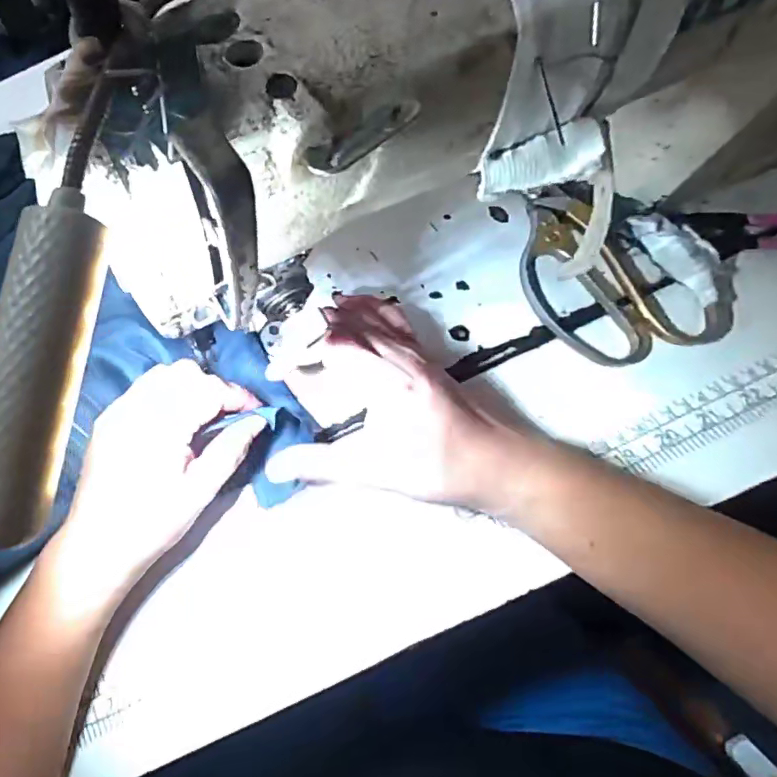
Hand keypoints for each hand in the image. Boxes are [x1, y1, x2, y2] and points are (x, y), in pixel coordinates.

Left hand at [42, 361, 266, 612]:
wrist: (97, 542)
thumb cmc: (152, 524)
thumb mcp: (199, 492)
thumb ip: (229, 450)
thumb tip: (257, 421)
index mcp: (161, 426)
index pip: (207, 388)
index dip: (236, 395)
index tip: (254, 411)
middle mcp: (134, 408)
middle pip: (183, 373)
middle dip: (212, 386)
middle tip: (229, 415)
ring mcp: (115, 411)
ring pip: (159, 376)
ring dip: (186, 386)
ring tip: (203, 417)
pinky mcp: (105, 420)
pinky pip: (139, 390)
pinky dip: (162, 394)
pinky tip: (172, 422)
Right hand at [263, 295, 527, 511]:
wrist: (502, 465)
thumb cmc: (441, 468)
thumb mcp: (376, 471)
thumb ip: (321, 466)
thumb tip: (274, 467)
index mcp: (388, 381)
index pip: (334, 345)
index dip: (299, 350)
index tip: (276, 369)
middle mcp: (401, 358)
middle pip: (348, 324)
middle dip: (307, 329)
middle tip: (278, 342)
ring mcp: (415, 353)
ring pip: (369, 318)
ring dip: (333, 315)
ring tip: (303, 319)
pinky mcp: (425, 356)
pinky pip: (392, 319)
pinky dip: (367, 308)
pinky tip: (352, 305)